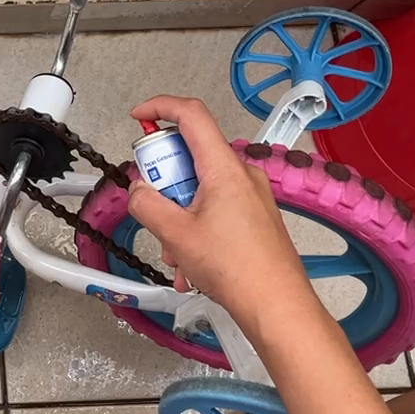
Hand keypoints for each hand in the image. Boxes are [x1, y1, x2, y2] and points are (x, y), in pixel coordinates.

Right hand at [126, 96, 320, 327]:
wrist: (277, 305)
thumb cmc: (238, 269)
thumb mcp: (175, 234)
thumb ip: (147, 204)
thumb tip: (139, 191)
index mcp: (224, 169)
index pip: (191, 115)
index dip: (159, 107)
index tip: (138, 116)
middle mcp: (242, 175)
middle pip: (190, 156)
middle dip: (163, 181)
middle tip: (153, 205)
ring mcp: (251, 196)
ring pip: (199, 187)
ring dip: (177, 212)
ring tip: (175, 249)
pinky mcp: (254, 216)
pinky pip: (214, 207)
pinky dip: (194, 226)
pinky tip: (189, 262)